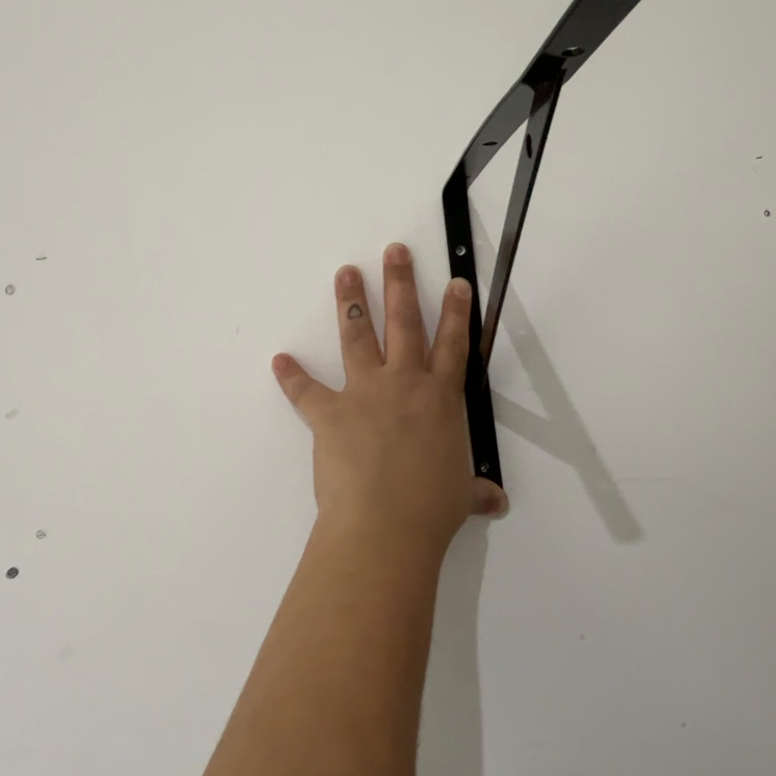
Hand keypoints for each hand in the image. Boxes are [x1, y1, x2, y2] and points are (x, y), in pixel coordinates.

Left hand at [272, 243, 507, 556]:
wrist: (384, 525)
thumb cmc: (431, 508)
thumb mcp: (462, 495)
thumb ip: (476, 491)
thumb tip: (496, 503)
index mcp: (441, 398)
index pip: (453, 344)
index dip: (457, 311)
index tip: (456, 282)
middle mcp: (405, 385)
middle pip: (405, 322)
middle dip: (400, 282)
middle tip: (394, 250)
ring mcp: (365, 395)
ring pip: (358, 338)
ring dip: (351, 302)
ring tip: (345, 272)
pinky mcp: (329, 415)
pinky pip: (306, 392)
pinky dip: (291, 377)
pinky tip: (279, 360)